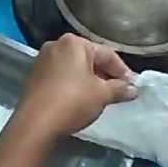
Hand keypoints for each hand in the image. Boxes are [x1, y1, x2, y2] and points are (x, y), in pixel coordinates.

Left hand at [10, 34, 137, 141]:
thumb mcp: (102, 95)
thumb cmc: (72, 102)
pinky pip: (61, 76)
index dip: (123, 71)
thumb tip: (133, 89)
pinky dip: (73, 84)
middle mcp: (56, 45)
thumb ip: (119, 88)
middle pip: (89, 58)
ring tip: (102, 96)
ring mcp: (42, 60)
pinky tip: (80, 98)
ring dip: (90, 80)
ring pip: (74, 67)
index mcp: (74, 43)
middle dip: (105, 74)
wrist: (35, 123)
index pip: (107, 54)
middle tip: (119, 91)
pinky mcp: (34, 76)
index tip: (133, 86)